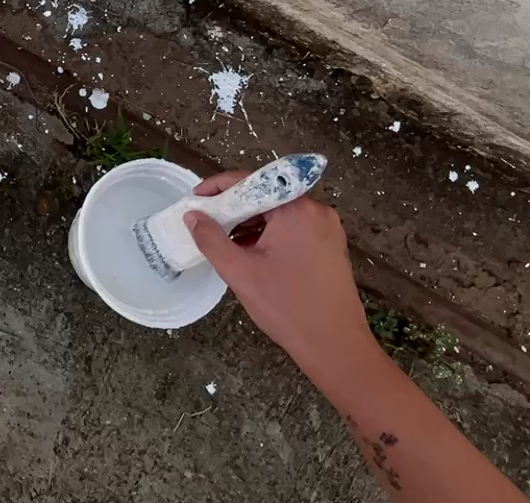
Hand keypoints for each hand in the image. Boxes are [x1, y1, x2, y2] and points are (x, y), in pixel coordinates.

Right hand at [185, 172, 378, 379]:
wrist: (337, 349)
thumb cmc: (287, 308)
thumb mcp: (240, 272)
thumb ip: (211, 238)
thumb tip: (192, 216)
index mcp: (295, 209)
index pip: (250, 181)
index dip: (217, 187)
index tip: (195, 199)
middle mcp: (316, 211)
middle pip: (265, 195)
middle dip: (233, 207)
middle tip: (207, 221)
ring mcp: (327, 229)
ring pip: (279, 212)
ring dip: (250, 222)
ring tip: (225, 240)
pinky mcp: (330, 246)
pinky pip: (293, 227)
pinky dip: (269, 233)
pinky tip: (251, 252)